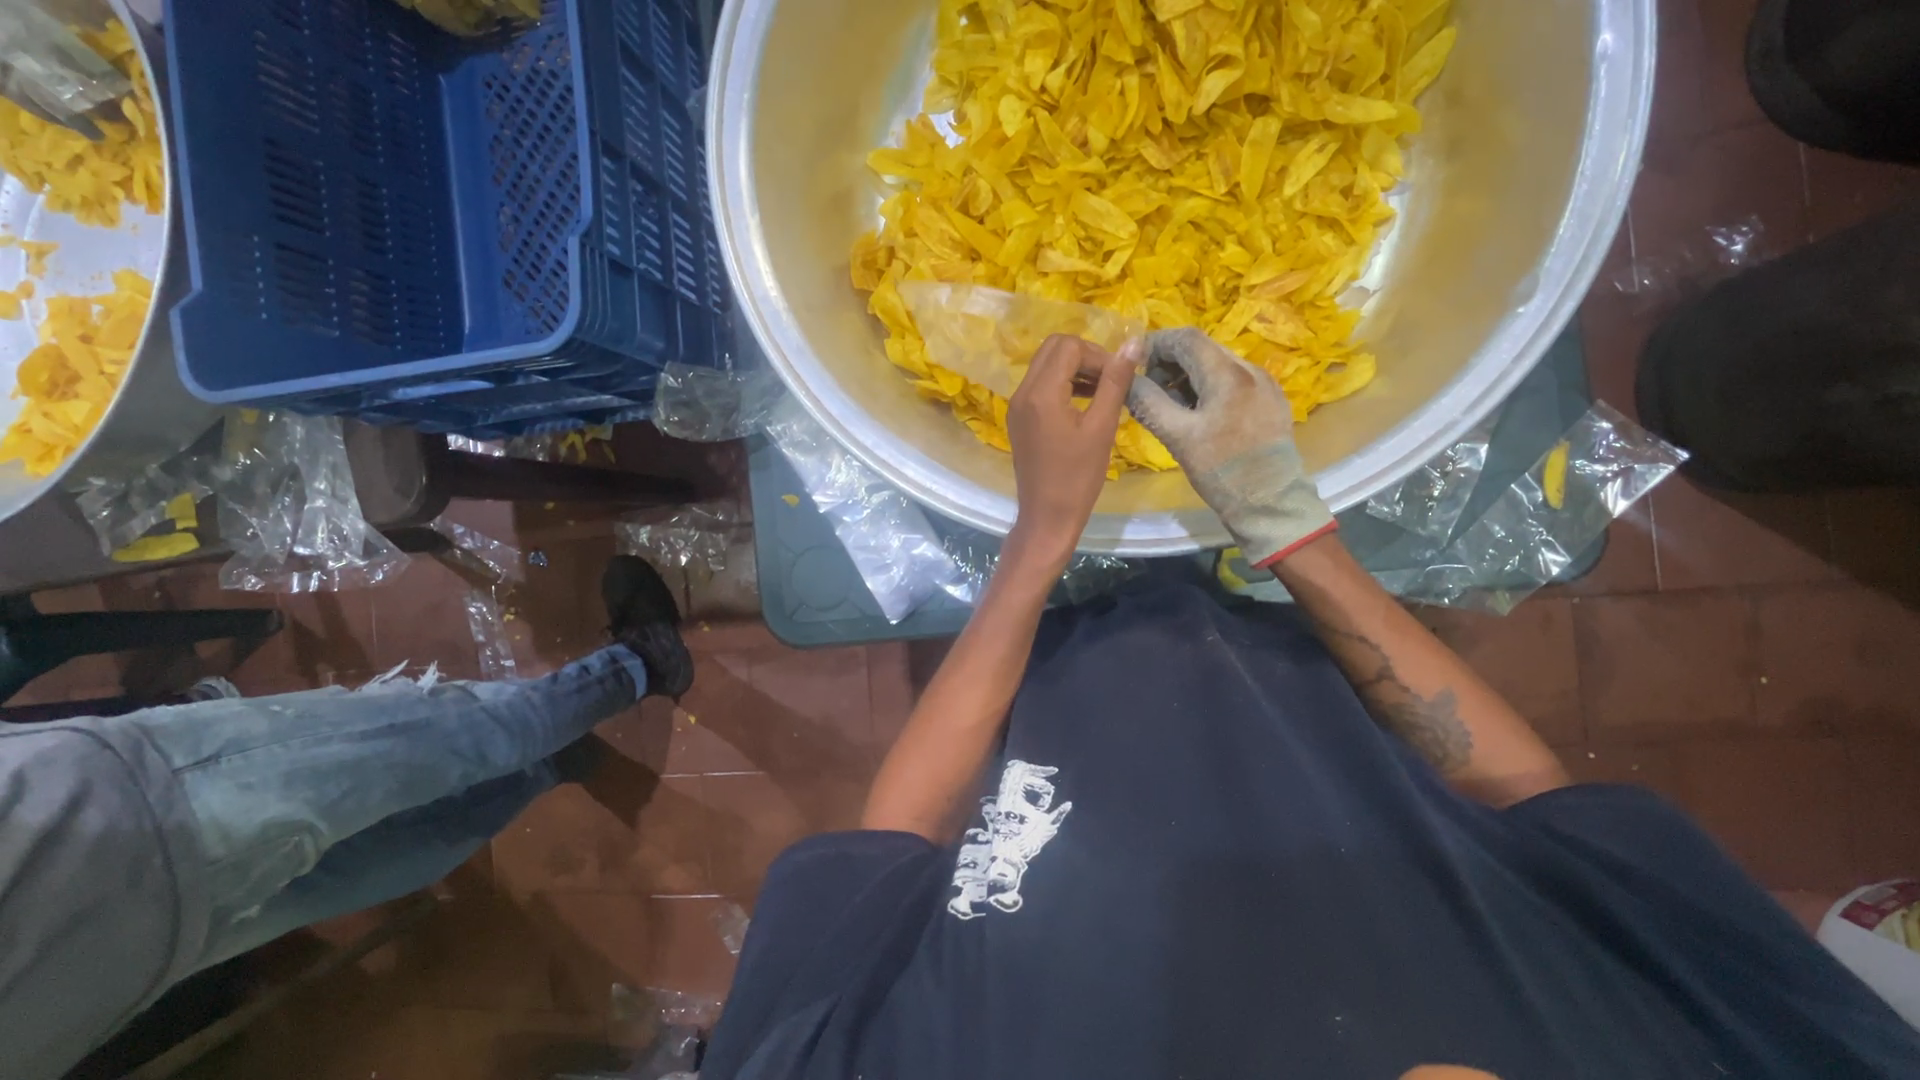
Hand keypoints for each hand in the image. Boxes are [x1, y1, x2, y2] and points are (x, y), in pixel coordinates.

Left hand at [1006, 334, 1134, 561]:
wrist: (1047, 516)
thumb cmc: (1078, 477)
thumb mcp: (1102, 427)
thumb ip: (1115, 382)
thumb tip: (1133, 345)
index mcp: (1041, 393)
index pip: (1069, 346)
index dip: (1098, 354)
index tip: (1118, 377)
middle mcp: (1022, 392)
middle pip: (1053, 348)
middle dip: (1085, 356)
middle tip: (1110, 379)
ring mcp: (1017, 405)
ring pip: (1045, 364)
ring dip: (1075, 369)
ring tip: (1102, 392)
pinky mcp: (1019, 418)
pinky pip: (1040, 385)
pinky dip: (1063, 384)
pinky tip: (1085, 404)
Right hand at [1126, 327, 1334, 567]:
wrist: (1271, 505)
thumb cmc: (1221, 471)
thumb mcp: (1177, 437)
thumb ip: (1148, 402)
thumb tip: (1126, 380)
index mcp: (1228, 375)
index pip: (1185, 338)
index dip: (1155, 345)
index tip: (1134, 366)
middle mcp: (1251, 370)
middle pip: (1202, 349)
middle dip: (1170, 363)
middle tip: (1150, 390)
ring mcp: (1265, 385)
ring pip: (1218, 365)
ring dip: (1189, 377)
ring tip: (1172, 406)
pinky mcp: (1271, 402)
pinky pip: (1234, 382)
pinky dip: (1209, 388)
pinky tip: (1200, 416)